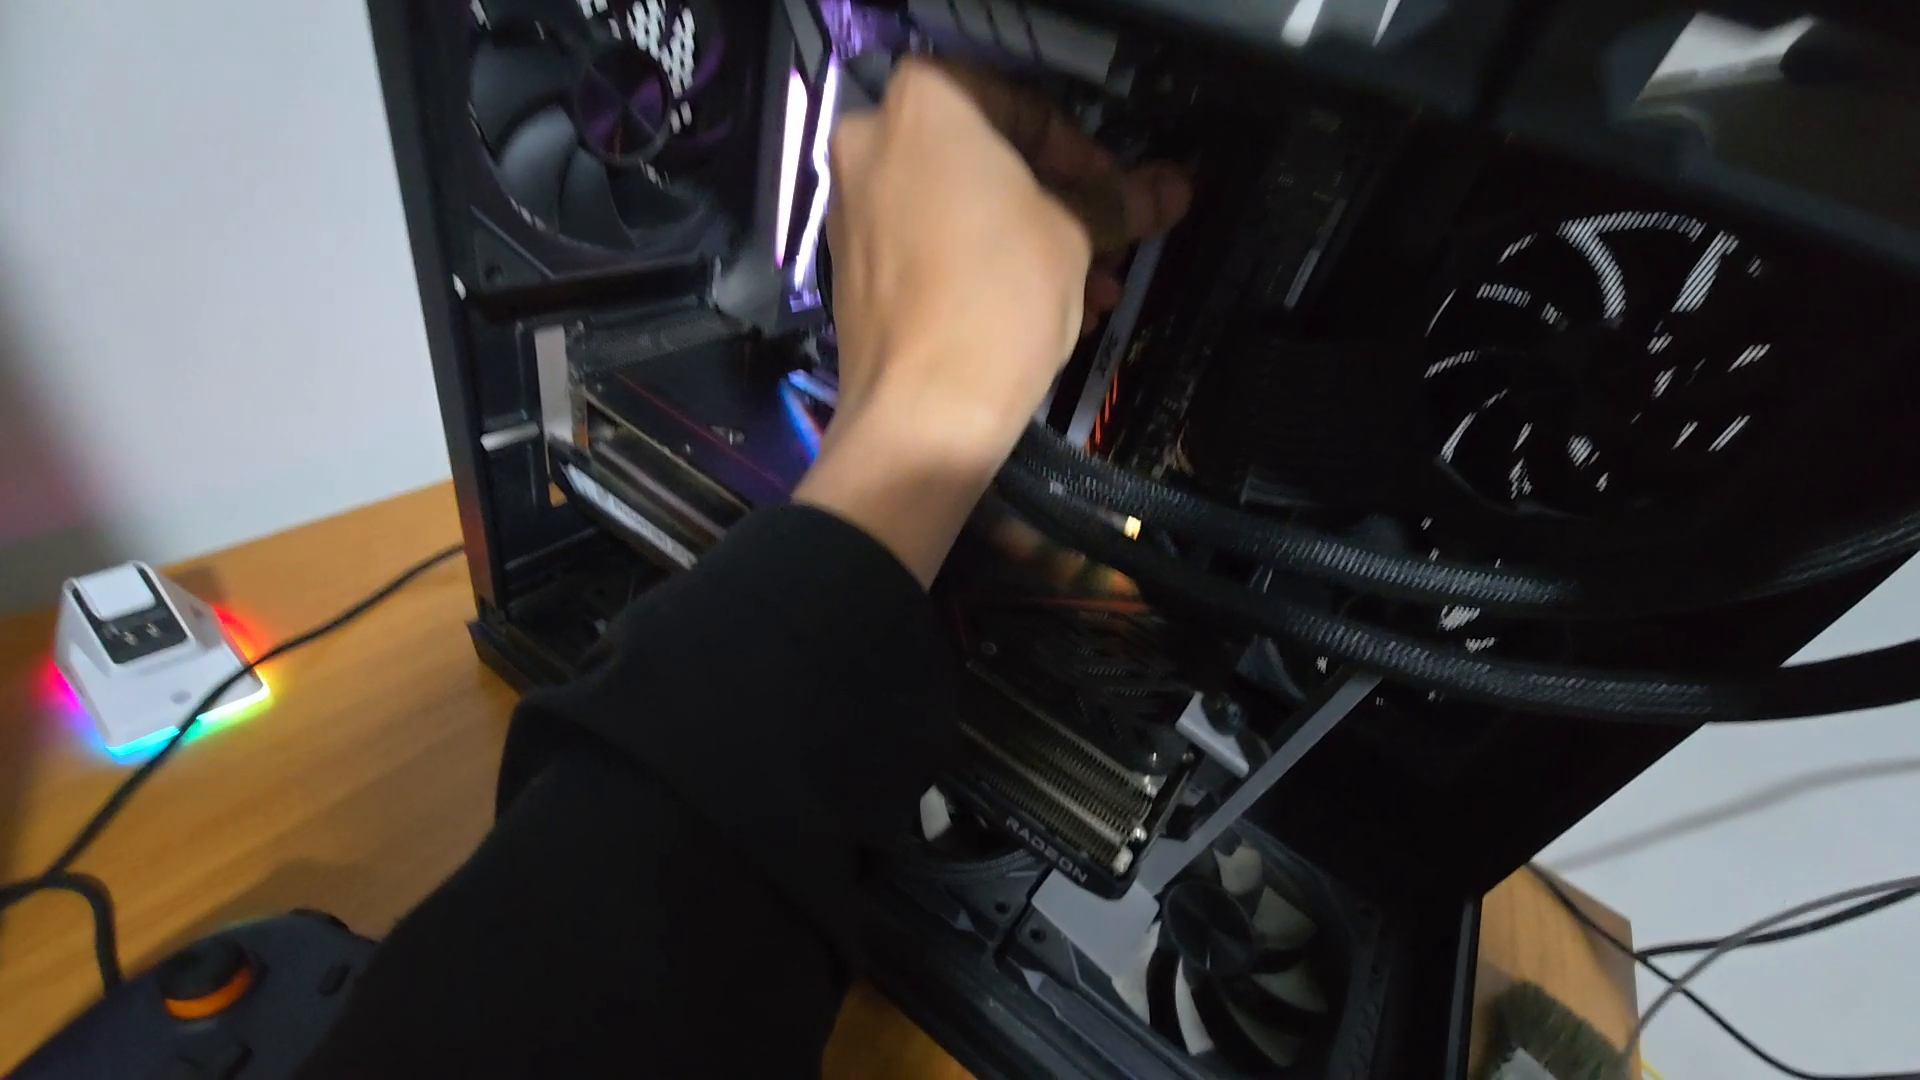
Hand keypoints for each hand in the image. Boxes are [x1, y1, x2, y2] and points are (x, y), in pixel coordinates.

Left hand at [795, 59, 1190, 585]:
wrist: (924, 417)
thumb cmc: (1000, 303)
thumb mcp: (1074, 239)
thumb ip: (1118, 201)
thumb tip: (1173, 184)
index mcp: (925, 104)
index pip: (1030, 111)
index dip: (1089, 158)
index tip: (1122, 197)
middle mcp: (873, 144)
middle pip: (991, 165)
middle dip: (1062, 210)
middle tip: (1110, 247)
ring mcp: (854, 212)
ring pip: (963, 214)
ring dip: (1033, 246)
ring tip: (1092, 293)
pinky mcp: (853, 273)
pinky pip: (933, 254)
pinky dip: (983, 270)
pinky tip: (1040, 311)